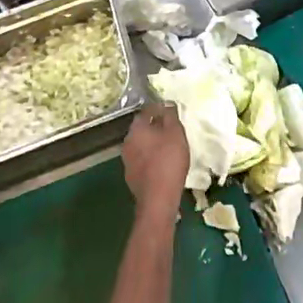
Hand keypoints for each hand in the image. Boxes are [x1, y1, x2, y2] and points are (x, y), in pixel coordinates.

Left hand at [121, 103, 188, 220]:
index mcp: (136, 129)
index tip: (171, 111)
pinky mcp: (131, 176)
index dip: (159, 109)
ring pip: (141, 145)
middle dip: (155, 127)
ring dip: (153, 143)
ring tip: (169, 146)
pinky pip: (142, 160)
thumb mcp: (176, 133)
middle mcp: (127, 142)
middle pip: (142, 129)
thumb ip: (170, 116)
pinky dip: (151, 158)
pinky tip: (163, 163)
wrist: (158, 198)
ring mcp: (127, 160)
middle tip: (172, 129)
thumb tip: (166, 104)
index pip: (146, 111)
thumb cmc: (169, 161)